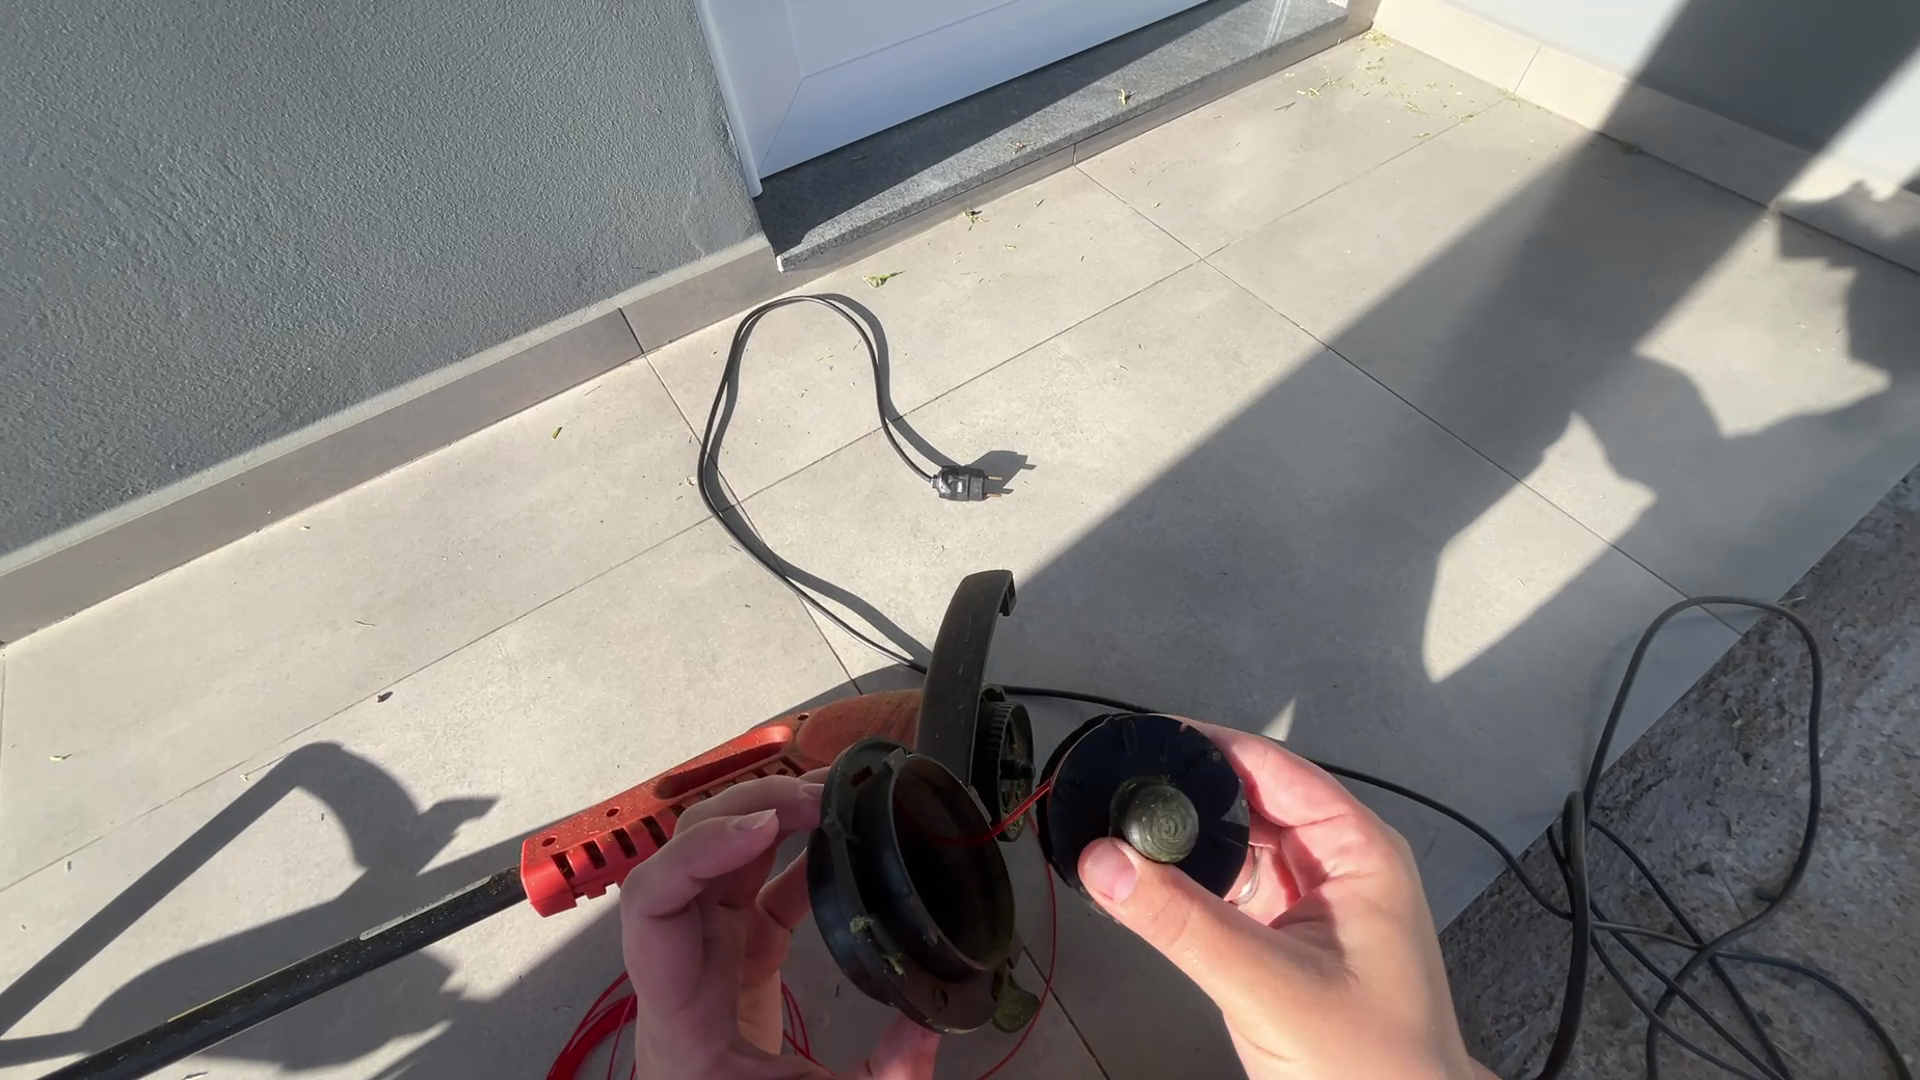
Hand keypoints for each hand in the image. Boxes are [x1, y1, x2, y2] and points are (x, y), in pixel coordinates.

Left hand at [620, 774, 940, 1078]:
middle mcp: (684, 954)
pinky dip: (800, 844)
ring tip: (834, 791)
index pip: (655, 902)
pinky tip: (842, 830)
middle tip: (821, 795)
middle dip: (751, 805)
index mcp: (678, 1002)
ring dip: (773, 807)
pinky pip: (763, 874)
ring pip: (723, 845)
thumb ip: (880, 1075)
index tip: (768, 826)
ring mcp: (712, 939)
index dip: (703, 848)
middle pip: (688, 848)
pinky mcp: (741, 938)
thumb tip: (932, 1019)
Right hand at [1075, 720, 1495, 1079]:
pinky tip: (1147, 871)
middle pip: (1244, 794)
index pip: (1270, 766)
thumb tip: (1103, 861)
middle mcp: (1330, 855)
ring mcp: (1303, 889)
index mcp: (1355, 847)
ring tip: (1121, 820)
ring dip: (1180, 831)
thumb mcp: (1270, 986)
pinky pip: (1222, 874)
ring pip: (1229, 834)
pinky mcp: (1276, 921)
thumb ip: (1182, 922)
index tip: (1142, 737)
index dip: (1206, 744)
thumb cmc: (1368, 1066)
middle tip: (1117, 783)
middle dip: (1182, 788)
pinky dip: (1184, 870)